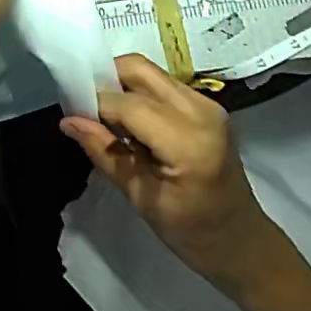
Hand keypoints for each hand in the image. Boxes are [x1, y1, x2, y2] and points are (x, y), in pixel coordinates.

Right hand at [60, 54, 277, 290]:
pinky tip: (134, 123)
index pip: (129, 105)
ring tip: (111, 119)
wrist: (241, 241)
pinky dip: (141, 93)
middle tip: (89, 109)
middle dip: (108, 80)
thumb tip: (69, 121)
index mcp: (188, 141)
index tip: (74, 115)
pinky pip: (164, 84)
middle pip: (141, 70)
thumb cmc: (192, 233)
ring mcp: (207, 103)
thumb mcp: (141, 198)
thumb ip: (104, 153)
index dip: (96, 105)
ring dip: (125, 86)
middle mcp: (200, 111)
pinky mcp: (208, 104)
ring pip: (152, 73)